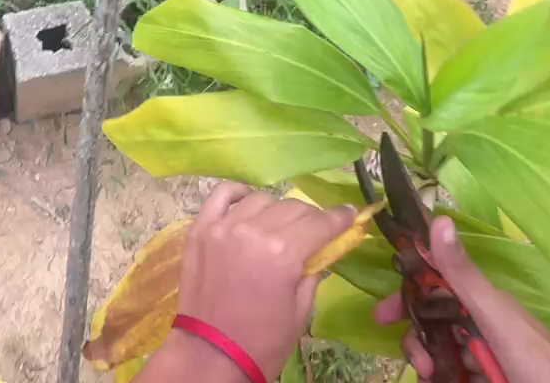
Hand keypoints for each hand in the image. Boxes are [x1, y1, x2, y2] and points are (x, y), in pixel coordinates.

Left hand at [173, 182, 355, 379]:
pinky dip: (238, 193)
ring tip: (280, 223)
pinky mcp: (201, 228)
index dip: (339, 217)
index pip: (319, 223)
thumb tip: (321, 249)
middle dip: (310, 216)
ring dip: (276, 208)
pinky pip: (221, 195)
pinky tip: (247, 202)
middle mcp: (254, 230)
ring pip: (260, 199)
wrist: (210, 356)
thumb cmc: (262, 342)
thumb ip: (313, 272)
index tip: (349, 213)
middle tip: (316, 227)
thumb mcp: (301, 312)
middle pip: (291, 207)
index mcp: (283, 253)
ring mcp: (223, 225)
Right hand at [373, 217, 549, 382]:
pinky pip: (459, 377)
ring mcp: (490, 360)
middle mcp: (484, 327)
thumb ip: (463, 274)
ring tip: (433, 378)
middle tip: (417, 364)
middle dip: (417, 342)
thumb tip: (438, 217)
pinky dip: (446, 380)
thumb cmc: (539, 364)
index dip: (407, 297)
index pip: (434, 288)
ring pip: (445, 355)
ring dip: (431, 365)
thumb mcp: (496, 317)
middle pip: (436, 326)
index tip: (382, 316)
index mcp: (484, 303)